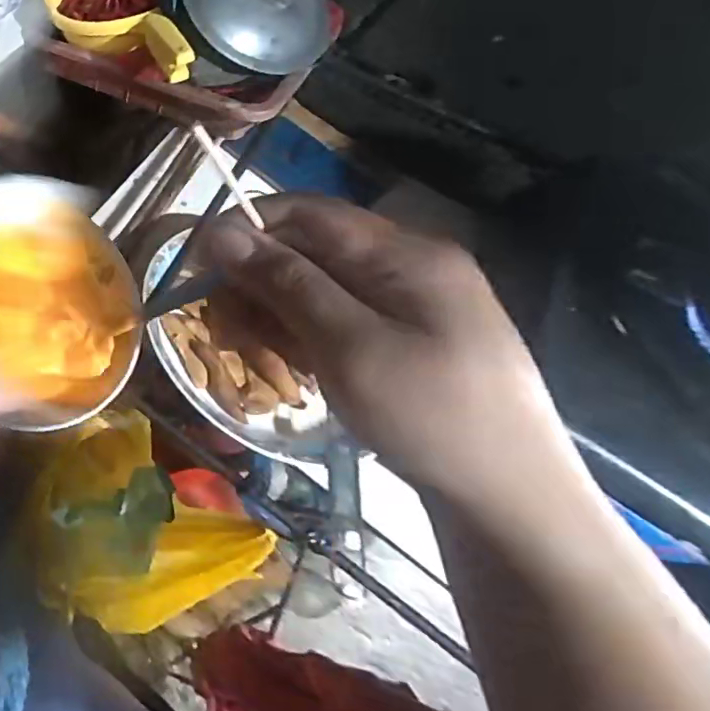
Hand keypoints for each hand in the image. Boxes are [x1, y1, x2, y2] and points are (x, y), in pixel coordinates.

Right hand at [201, 194, 583, 508]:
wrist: (511, 499)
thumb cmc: (429, 415)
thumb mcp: (347, 345)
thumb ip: (284, 282)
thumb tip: (220, 232)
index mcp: (403, 253)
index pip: (306, 212)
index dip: (246, 226)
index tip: (198, 264)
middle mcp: (406, 264)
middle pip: (307, 248)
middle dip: (256, 281)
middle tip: (227, 331)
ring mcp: (407, 301)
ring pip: (314, 284)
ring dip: (273, 312)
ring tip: (255, 355)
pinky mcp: (403, 334)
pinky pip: (334, 314)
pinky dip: (301, 332)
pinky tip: (292, 365)